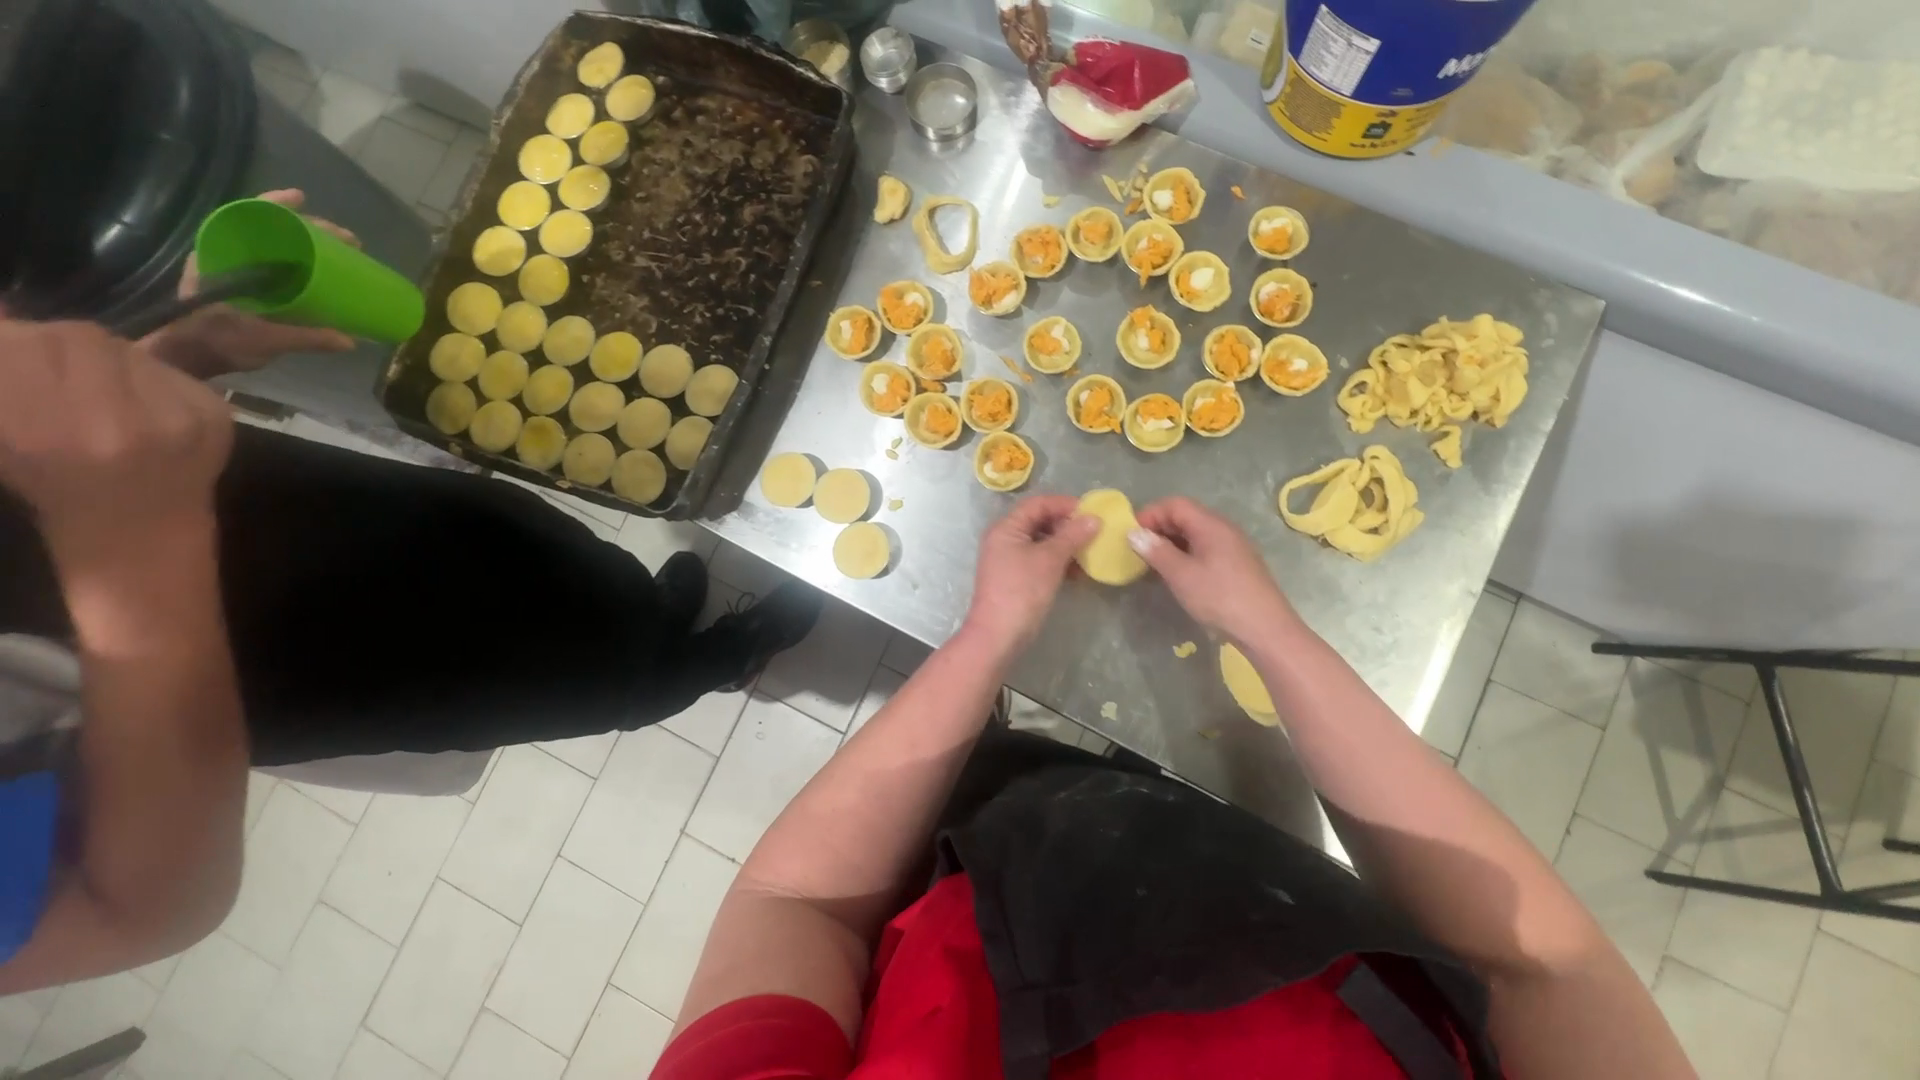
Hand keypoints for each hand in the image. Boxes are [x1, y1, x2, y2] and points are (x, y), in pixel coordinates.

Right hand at [0, 320, 233, 554]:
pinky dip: (154, 379)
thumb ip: (7, 377)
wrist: (142, 530)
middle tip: (66, 369)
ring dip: (112, 361)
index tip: (20, 352)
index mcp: (45, 432)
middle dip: (66, 346)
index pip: (30, 341)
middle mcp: (115, 424)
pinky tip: (148, 408)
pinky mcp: (215, 416)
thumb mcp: (4, 436)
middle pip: (82, 336)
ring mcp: (176, 420)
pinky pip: (173, 371)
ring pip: (130, 350)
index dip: (20, 339)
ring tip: (107, 391)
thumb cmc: (58, 485)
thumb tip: (4, 317)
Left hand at [141, 189, 356, 377]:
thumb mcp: (263, 341)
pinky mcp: (243, 287)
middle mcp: (226, 257)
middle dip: (309, 230)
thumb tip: (351, 341)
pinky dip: (298, 262)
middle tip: (347, 241)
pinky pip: (273, 264)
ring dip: (307, 245)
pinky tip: (320, 269)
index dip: (275, 205)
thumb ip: (306, 339)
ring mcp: (234, 271)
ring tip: (341, 252)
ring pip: (272, 247)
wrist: (181, 358)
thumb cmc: (214, 342)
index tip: (302, 198)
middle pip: (268, 230)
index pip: (248, 218)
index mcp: (222, 258)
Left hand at [962, 495, 1100, 649]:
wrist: (999, 635)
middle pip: (1039, 521)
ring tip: (1089, 553)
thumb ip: (1072, 536)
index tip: (1092, 512)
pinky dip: (1058, 562)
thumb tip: (1094, 518)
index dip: (1064, 504)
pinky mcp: (1017, 578)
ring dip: (1066, 545)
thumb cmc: (1022, 590)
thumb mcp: (1050, 559)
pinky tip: (1078, 572)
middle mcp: (1005, 539)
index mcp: (1006, 528)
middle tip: (1093, 533)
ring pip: (1041, 542)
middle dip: (1067, 526)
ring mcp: (1009, 559)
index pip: (1038, 504)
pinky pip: (1040, 561)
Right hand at [1132, 497, 1300, 644]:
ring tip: (1153, 563)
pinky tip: (1177, 574)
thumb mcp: (1181, 575)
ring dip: (1171, 543)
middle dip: (1159, 528)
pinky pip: (1205, 548)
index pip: (1175, 504)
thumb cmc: (1220, 598)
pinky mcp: (1236, 564)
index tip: (1131, 535)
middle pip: (1186, 516)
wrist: (1265, 629)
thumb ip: (1156, 551)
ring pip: (1195, 534)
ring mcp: (1233, 547)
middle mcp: (1224, 529)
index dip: (1150, 514)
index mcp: (1211, 525)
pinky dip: (1186, 554)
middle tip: (1138, 550)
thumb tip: (1134, 533)